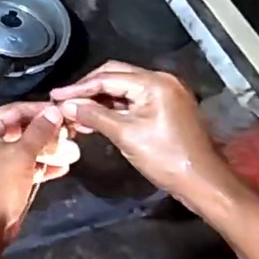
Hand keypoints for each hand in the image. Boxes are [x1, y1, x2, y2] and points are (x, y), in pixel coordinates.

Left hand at [0, 102, 64, 238]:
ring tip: (73, 152)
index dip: (41, 110)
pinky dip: (42, 166)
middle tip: (72, 134)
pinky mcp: (3, 179)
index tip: (65, 112)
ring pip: (26, 149)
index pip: (16, 110)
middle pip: (22, 129)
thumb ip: (40, 130)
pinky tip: (63, 167)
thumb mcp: (23, 153)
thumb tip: (55, 110)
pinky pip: (25, 166)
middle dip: (48, 133)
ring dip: (49, 151)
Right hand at [51, 62, 248, 214]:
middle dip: (88, 89)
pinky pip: (135, 99)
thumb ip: (94, 116)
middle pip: (115, 76)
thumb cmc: (165, 158)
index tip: (55, 96)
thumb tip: (66, 106)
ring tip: (77, 114)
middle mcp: (161, 80)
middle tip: (64, 102)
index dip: (78, 87)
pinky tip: (98, 120)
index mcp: (153, 82)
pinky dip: (116, 108)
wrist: (203, 182)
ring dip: (101, 100)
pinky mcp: (168, 106)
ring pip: (124, 89)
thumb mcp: (125, 136)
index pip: (107, 77)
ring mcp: (167, 92)